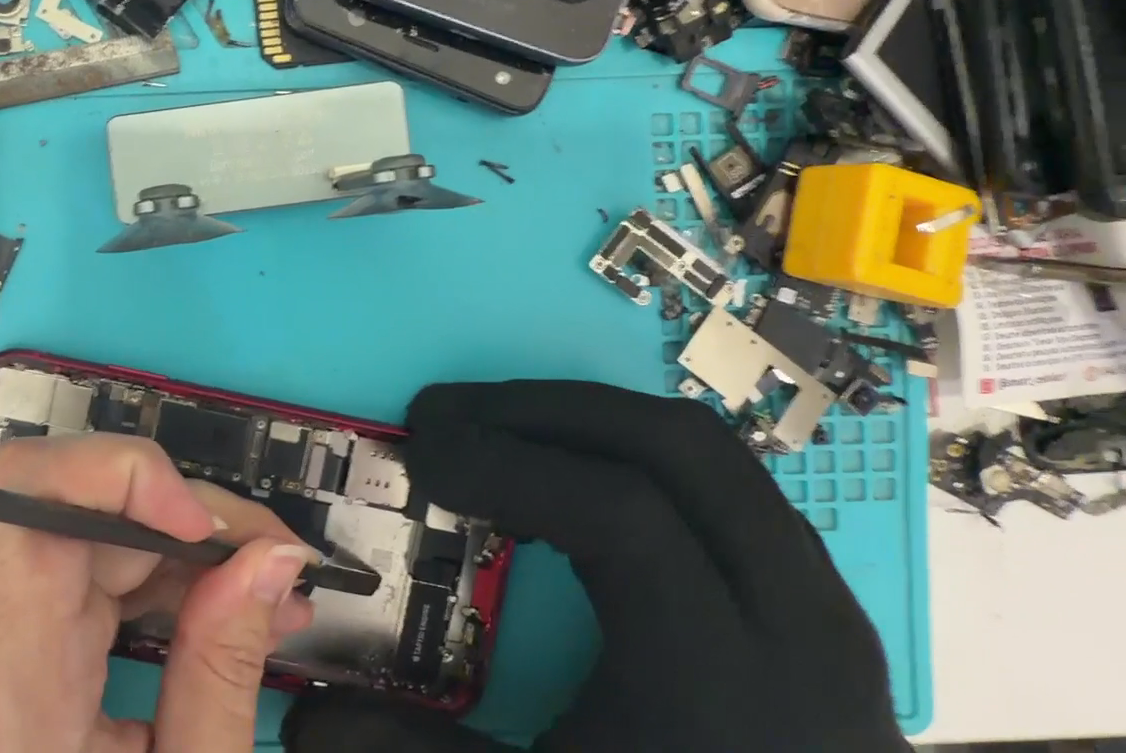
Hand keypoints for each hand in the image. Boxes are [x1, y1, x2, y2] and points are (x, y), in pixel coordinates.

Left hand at [0, 433, 317, 752]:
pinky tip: (206, 614)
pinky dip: (142, 585)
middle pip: (78, 515)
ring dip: (178, 555)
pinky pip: (68, 577)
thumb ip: (220, 671)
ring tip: (264, 602)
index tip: (210, 522)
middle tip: (281, 566)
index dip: (122, 474)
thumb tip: (269, 559)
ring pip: (82, 536)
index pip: (28, 501)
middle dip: (190, 524)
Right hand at [283, 381, 907, 752]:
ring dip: (586, 418)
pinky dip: (630, 450)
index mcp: (720, 677)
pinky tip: (570, 480)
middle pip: (670, 446)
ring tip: (498, 432)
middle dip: (540, 410)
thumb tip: (307, 721)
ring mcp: (823, 598)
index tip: (422, 454)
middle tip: (445, 418)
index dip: (507, 464)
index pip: (618, 512)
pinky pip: (721, 476)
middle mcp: (794, 619)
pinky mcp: (820, 595)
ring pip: (704, 446)